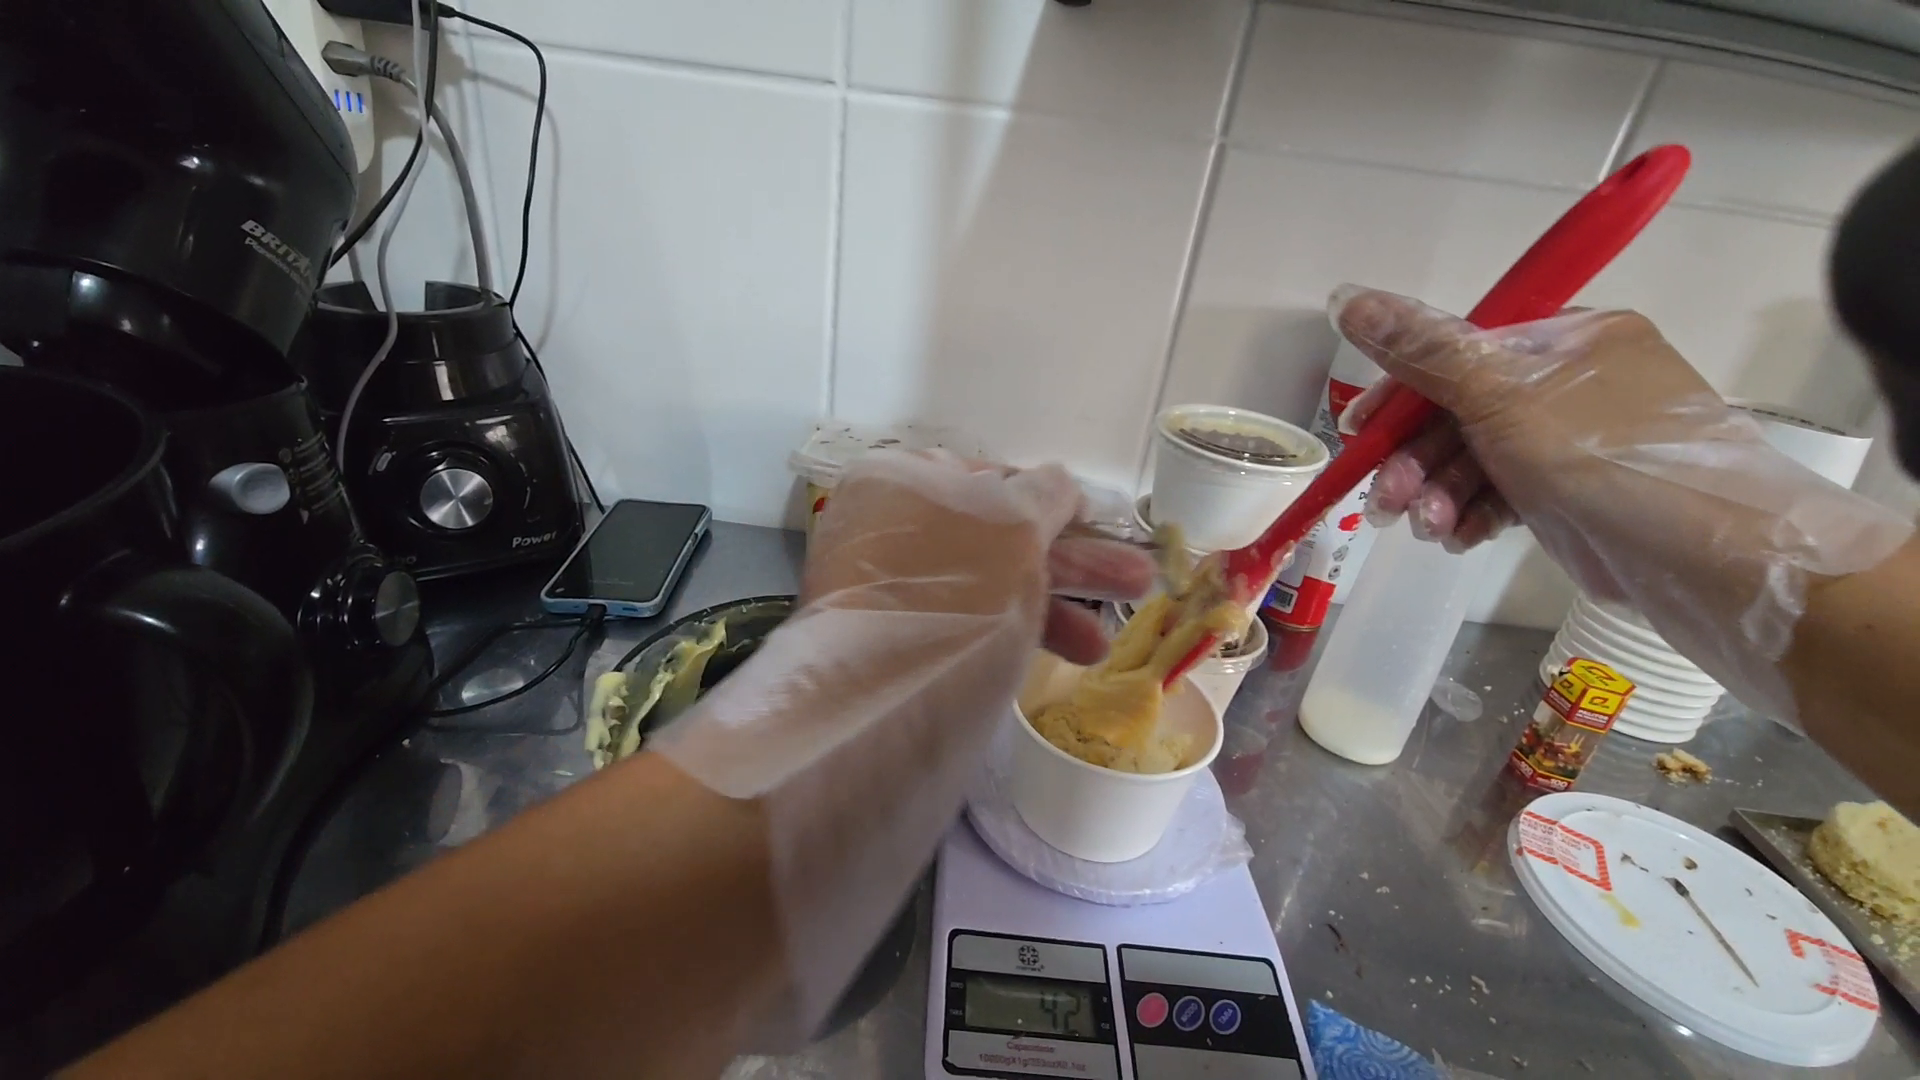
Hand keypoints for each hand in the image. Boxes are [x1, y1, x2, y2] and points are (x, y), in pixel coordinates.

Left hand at [801, 451, 1155, 665]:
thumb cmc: (955, 591)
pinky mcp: (902, 643)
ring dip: (1056, 605)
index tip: (1095, 523)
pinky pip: (972, 623)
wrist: (882, 704)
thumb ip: (1045, 494)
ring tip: (1102, 646)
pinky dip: (1017, 633)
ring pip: (989, 583)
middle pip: (998, 534)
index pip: (990, 477)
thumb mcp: (1014, 525)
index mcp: (902, 478)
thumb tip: (1058, 485)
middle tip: (1136, 582)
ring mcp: (893, 590)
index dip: (1050, 498)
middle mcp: (891, 529)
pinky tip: (1065, 657)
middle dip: (1073, 559)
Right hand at [1329, 285, 1911, 721]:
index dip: (1400, 397)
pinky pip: (1495, 493)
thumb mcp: (1501, 396)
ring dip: (1437, 497)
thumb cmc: (1602, 457)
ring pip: (1470, 461)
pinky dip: (1469, 515)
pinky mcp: (1564, 492)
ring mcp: (1566, 440)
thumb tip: (1348, 299)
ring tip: (1427, 530)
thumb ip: (1422, 351)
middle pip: (1456, 416)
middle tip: (1384, 505)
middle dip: (1415, 464)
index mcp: (1567, 340)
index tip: (1357, 434)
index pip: (1457, 355)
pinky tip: (1458, 539)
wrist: (1704, 559)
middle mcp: (1567, 384)